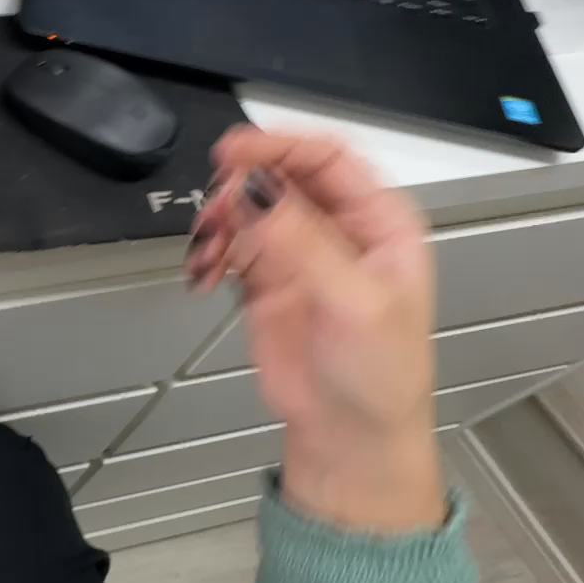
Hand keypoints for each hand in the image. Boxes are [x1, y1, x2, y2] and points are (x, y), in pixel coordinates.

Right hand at [184, 127, 445, 533]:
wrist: (346, 435)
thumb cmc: (379, 375)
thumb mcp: (352, 303)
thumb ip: (302, 242)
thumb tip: (257, 190)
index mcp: (378, 223)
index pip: (327, 159)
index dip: (280, 146)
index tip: (234, 152)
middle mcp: (336, 231)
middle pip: (279, 177)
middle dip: (241, 186)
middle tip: (216, 208)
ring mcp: (296, 254)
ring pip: (247, 209)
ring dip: (219, 220)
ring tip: (208, 248)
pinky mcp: (263, 280)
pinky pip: (227, 245)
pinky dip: (208, 251)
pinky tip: (204, 271)